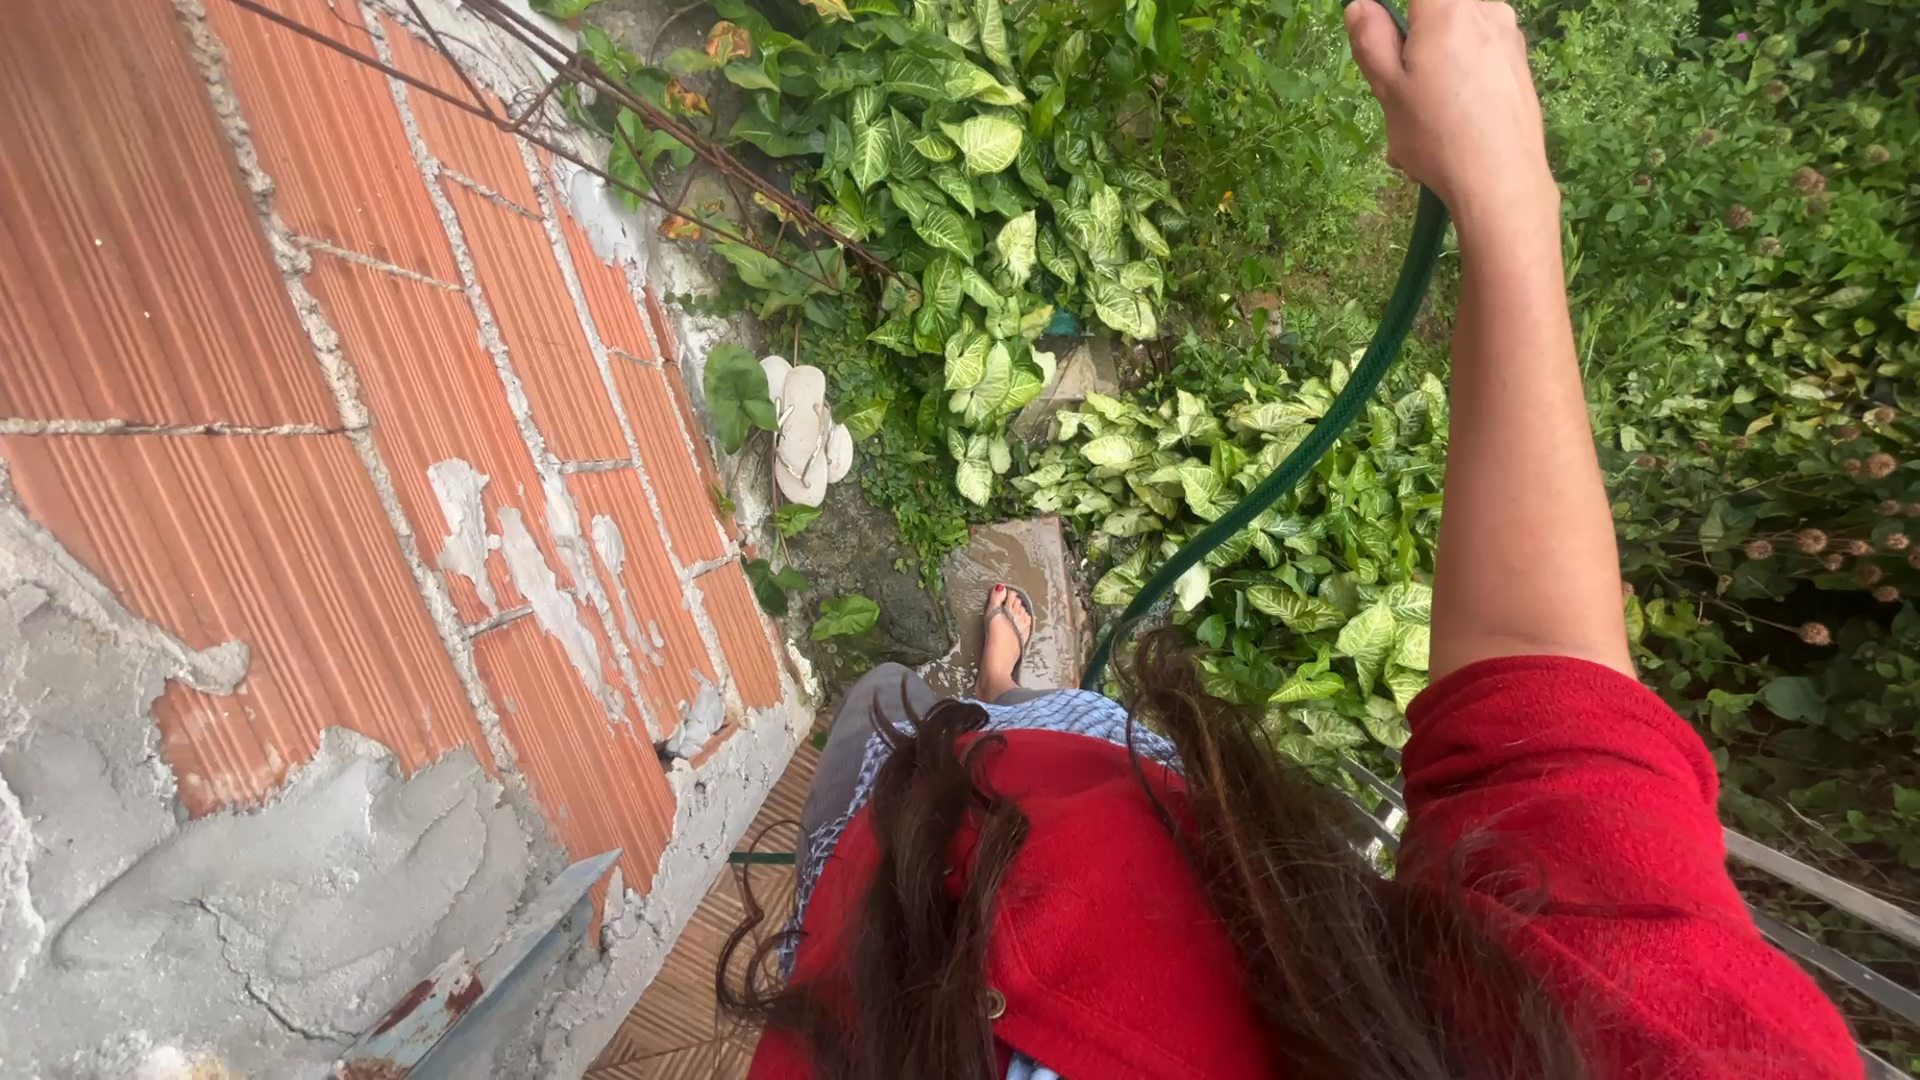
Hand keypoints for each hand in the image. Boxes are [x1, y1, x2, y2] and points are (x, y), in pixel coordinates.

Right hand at [1344, 0, 1556, 229]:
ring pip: (1456, 32)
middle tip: (1399, 87)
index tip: (1381, 39)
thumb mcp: (1388, 92)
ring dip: (1433, 62)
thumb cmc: (1434, 133)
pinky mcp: (1517, 59)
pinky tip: (1449, 119)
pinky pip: (1476, 53)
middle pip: (1436, 10)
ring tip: (1422, 113)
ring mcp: (1506, 32)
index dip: (1392, 12)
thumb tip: (1361, 6)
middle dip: (1413, 41)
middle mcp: (1484, 7)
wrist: (1497, 173)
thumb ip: (1373, 43)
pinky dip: (1456, 76)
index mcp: (1447, 9)